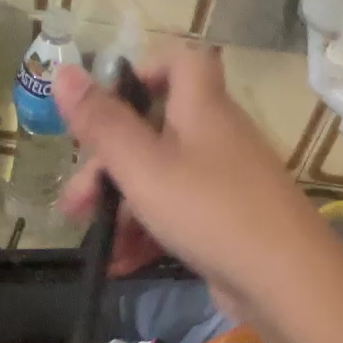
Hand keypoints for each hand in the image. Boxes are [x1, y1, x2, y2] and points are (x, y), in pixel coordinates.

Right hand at [53, 48, 341, 317]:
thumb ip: (102, 126)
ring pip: (161, 184)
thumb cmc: (210, 212)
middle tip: (75, 204)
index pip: (179, 63)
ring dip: (122, 211)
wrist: (281, 278)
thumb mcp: (144, 168)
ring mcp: (222, 186)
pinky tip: (119, 266)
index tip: (102, 109)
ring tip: (94, 243)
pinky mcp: (224, 226)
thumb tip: (61, 74)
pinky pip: (176, 220)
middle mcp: (215, 140)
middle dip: (109, 168)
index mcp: (201, 110)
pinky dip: (146, 237)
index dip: (140, 75)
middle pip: (154, 135)